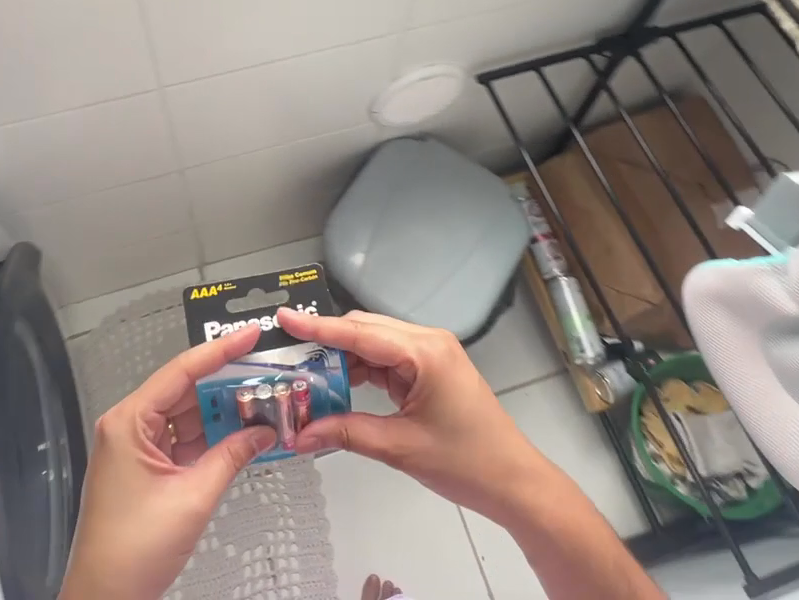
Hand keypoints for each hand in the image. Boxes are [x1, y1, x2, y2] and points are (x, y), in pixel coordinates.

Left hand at [59, 323, 278, 599]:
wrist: (104, 598)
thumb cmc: (133, 550)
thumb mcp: (193, 498)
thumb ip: (231, 457)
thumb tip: (264, 432)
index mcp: (129, 421)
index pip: (181, 371)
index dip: (220, 351)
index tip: (250, 333)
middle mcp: (129, 425)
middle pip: (186, 390)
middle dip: (227, 383)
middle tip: (267, 372)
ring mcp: (136, 445)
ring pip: (187, 414)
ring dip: (222, 412)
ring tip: (263, 402)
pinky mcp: (145, 465)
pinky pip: (183, 438)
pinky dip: (212, 436)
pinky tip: (242, 433)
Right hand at [276, 307, 555, 522]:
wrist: (513, 481)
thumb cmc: (466, 462)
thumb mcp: (400, 447)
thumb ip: (346, 432)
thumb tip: (301, 434)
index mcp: (425, 351)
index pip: (360, 332)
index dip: (319, 327)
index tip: (285, 317)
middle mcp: (427, 341)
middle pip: (365, 330)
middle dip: (326, 343)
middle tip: (288, 358)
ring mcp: (430, 353)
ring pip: (373, 343)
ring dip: (342, 359)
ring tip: (307, 377)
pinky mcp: (429, 369)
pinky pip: (386, 360)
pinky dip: (361, 371)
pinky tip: (338, 387)